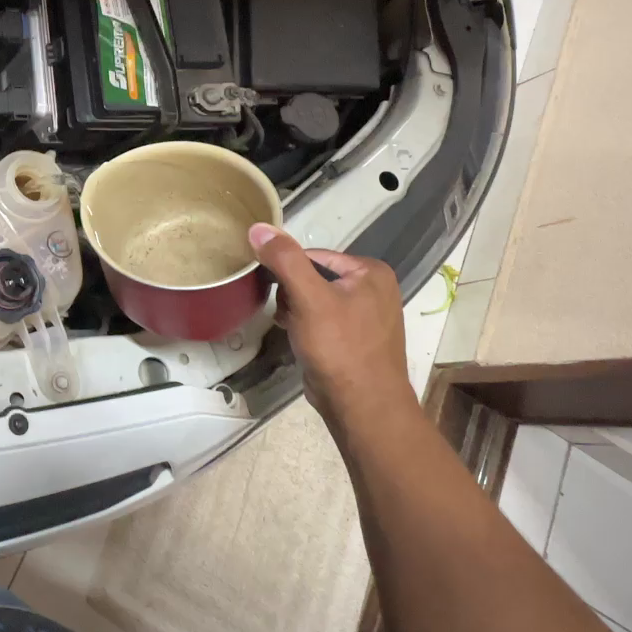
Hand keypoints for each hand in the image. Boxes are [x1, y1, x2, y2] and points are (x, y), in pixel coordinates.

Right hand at [247, 224, 414, 427]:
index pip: (312, 255)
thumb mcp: (308, 297)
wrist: (361, 404)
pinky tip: (296, 337)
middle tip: (286, 313)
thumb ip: (285, 260)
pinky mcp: (354, 337)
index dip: (287, 271)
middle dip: (290, 293)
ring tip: (289, 326)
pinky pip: (320, 317)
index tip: (275, 291)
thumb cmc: (339, 346)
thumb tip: (258, 227)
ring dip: (293, 309)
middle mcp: (374, 289)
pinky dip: (303, 324)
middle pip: (311, 275)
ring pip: (312, 297)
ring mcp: (366, 314)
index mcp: (371, 272)